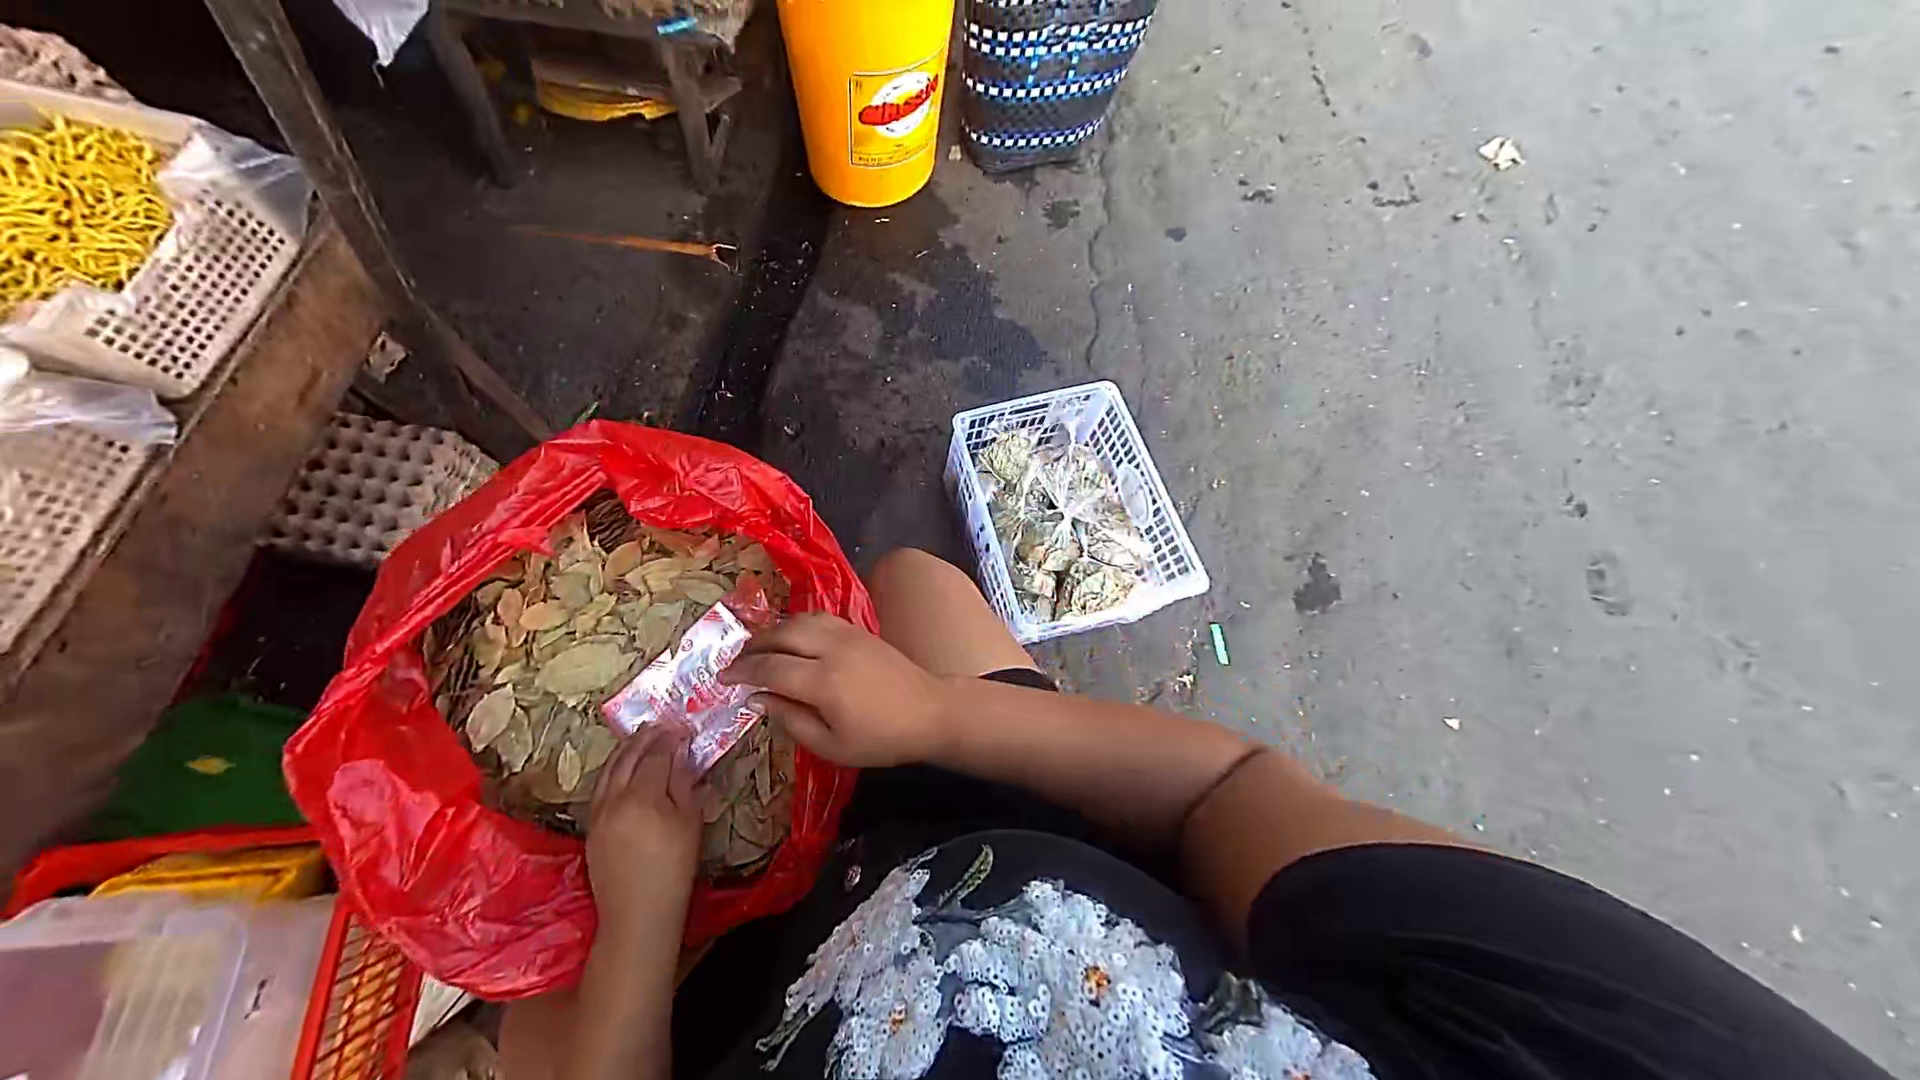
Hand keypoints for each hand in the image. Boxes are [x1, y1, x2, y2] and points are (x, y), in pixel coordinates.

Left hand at [585, 724, 700, 939]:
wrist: (638, 914)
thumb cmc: (674, 867)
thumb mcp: (690, 822)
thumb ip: (685, 784)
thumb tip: (681, 755)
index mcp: (643, 796)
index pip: (657, 755)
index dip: (671, 738)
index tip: (684, 728)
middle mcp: (614, 799)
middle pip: (629, 756)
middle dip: (646, 737)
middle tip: (663, 725)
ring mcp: (598, 813)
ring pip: (610, 769)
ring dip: (627, 749)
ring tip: (642, 738)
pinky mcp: (591, 827)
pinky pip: (601, 786)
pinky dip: (614, 769)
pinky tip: (624, 768)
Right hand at [720, 613, 951, 767]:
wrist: (930, 711)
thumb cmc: (881, 738)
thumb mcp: (831, 745)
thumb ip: (790, 720)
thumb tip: (757, 699)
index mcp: (823, 682)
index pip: (770, 668)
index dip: (741, 671)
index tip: (722, 678)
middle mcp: (833, 649)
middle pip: (781, 635)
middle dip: (752, 646)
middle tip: (735, 661)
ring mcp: (848, 634)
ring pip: (800, 619)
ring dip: (774, 630)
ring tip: (758, 647)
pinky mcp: (860, 630)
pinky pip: (820, 617)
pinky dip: (797, 623)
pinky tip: (791, 637)